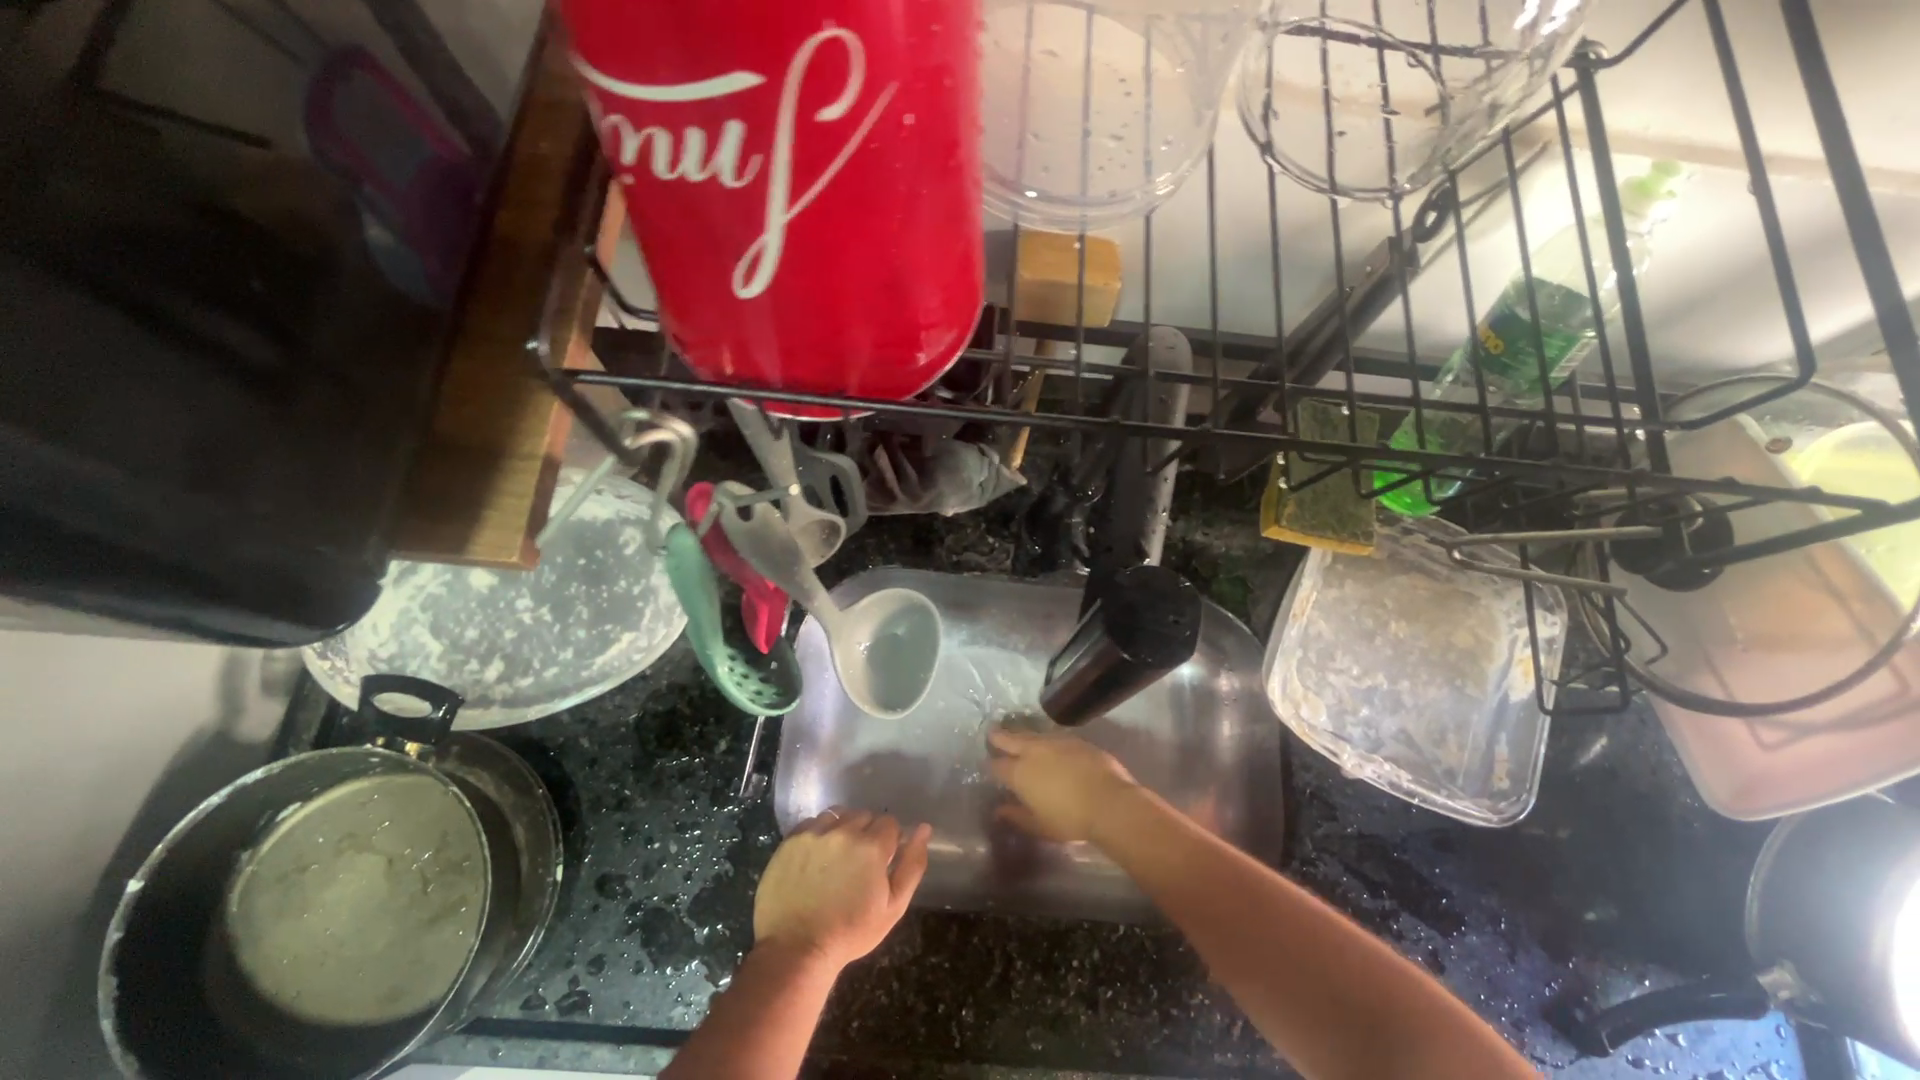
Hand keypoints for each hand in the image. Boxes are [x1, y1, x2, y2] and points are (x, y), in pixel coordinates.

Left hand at [753, 809, 931, 969]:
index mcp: (872, 846)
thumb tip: (924, 829)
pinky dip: (820, 832)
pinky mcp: (790, 840)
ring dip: (844, 828)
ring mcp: (813, 834)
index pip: (890, 823)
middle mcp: (843, 831)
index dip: (890, 842)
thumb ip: (912, 864)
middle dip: (868, 833)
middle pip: (864, 815)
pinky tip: (817, 856)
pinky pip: (812, 822)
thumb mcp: (894, 906)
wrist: (796, 948)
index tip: (883, 862)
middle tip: (860, 863)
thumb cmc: (850, 932)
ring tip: (839, 856)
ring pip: (838, 815)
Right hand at [988, 729, 1139, 842]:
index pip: (997, 765)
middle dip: (1000, 737)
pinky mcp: (1076, 740)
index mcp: (1019, 773)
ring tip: (1019, 737)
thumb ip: (1017, 816)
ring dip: (1023, 736)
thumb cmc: (1070, 820)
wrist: (1109, 802)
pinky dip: (1047, 740)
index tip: (989, 764)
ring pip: (1033, 734)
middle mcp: (1034, 751)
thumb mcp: (1039, 826)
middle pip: (1011, 739)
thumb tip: (999, 811)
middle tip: (992, 733)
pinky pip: (1055, 737)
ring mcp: (1056, 742)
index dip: (991, 765)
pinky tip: (1049, 744)